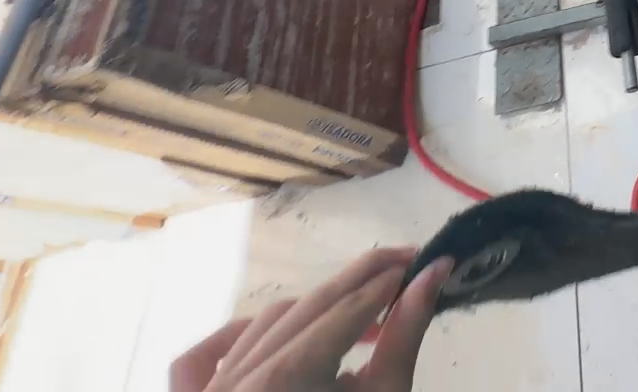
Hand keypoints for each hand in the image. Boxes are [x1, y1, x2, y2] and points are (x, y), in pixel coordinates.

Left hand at [169, 248, 453, 391]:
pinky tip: (280, 333)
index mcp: (285, 381)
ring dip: (318, 307)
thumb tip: (438, 270)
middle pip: (309, 306)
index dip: (391, 277)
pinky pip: (199, 359)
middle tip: (407, 263)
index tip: (425, 258)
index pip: (349, 307)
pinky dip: (239, 335)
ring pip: (265, 323)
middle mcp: (237, 382)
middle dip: (362, 279)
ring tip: (363, 315)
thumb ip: (406, 333)